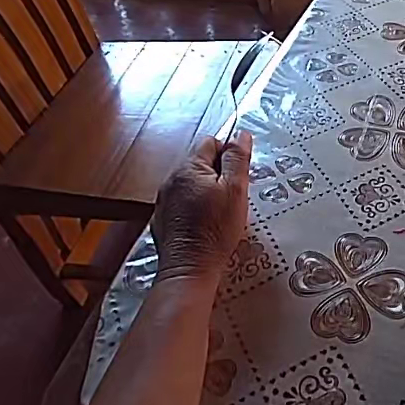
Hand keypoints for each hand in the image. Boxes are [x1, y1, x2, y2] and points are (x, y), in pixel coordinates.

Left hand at [151, 131, 252, 283]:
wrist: (190, 269)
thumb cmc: (215, 230)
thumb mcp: (236, 190)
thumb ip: (237, 159)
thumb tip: (240, 135)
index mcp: (189, 169)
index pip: (211, 143)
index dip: (230, 154)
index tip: (239, 174)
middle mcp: (172, 180)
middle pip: (201, 162)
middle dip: (220, 172)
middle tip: (234, 194)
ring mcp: (165, 199)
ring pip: (193, 181)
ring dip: (209, 188)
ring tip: (222, 209)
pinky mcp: (164, 216)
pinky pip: (185, 199)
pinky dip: (197, 204)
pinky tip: (208, 221)